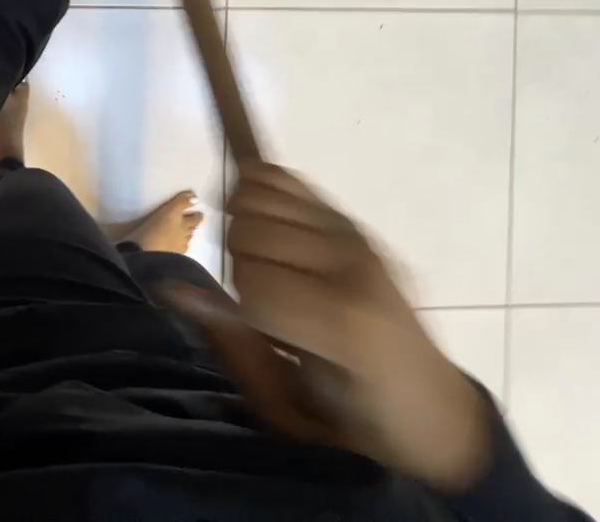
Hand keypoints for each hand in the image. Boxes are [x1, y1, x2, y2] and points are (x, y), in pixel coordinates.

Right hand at [165, 163, 489, 491]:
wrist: (430, 408)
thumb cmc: (352, 420)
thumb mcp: (286, 407)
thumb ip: (230, 343)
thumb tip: (170, 287)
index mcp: (341, 323)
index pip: (252, 281)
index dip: (241, 307)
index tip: (264, 333)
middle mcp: (351, 265)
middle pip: (250, 231)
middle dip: (242, 267)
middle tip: (266, 303)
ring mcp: (354, 236)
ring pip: (258, 197)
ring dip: (250, 231)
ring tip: (273, 267)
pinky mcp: (352, 221)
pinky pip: (282, 179)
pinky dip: (259, 192)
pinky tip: (270, 225)